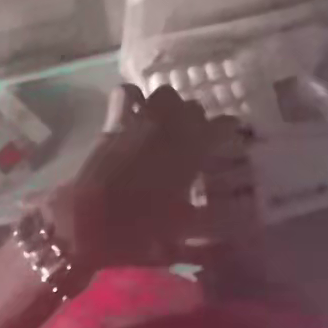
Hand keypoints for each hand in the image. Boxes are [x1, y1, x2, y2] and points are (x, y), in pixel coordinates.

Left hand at [45, 85, 232, 268]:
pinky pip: (125, 93)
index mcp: (192, 152)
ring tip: (166, 123)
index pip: (222, 126)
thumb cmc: (138, 231)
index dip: (228, 131)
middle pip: (193, 108)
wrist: (89, 223)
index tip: (229, 139)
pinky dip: (133, 97)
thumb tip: (237, 234)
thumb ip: (211, 232)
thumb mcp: (181, 233)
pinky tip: (135, 110)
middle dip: (197, 121)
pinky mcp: (113, 123)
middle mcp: (170, 129)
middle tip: (194, 140)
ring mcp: (139, 122)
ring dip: (169, 106)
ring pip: (165, 94)